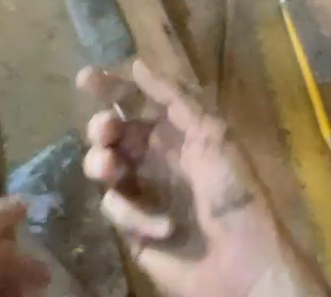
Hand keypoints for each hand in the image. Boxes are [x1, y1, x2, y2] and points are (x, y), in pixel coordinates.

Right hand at [79, 60, 327, 296]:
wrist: (245, 266)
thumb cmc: (234, 193)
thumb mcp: (212, 134)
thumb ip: (174, 97)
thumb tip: (136, 64)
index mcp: (173, 130)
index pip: (134, 99)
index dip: (109, 86)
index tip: (85, 80)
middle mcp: (152, 155)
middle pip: (111, 129)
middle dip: (101, 126)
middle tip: (105, 131)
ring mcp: (141, 190)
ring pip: (101, 163)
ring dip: (102, 162)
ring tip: (112, 169)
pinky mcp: (133, 226)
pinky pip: (113, 207)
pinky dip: (132, 214)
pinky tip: (162, 227)